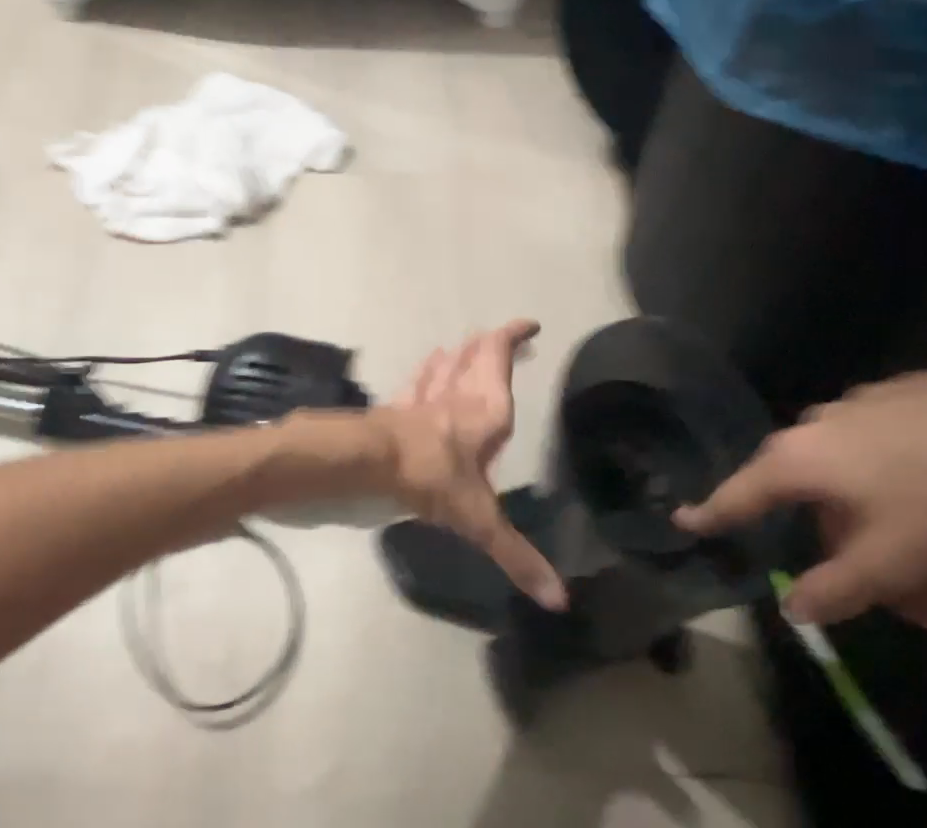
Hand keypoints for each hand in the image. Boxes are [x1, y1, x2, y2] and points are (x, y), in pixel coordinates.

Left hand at [369, 320, 567, 610]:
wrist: (367, 462)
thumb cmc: (431, 479)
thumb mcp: (479, 521)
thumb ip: (517, 556)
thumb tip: (560, 601)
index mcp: (484, 412)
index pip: (499, 359)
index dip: (512, 338)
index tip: (528, 326)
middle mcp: (455, 398)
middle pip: (472, 358)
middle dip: (487, 346)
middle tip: (497, 337)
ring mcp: (421, 401)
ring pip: (441, 367)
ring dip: (455, 357)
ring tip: (462, 349)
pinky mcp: (393, 411)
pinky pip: (411, 386)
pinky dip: (421, 376)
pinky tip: (421, 372)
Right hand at [673, 358, 926, 634]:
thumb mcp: (897, 558)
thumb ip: (837, 587)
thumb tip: (793, 610)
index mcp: (800, 459)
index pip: (740, 494)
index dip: (712, 513)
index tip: (682, 520)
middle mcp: (822, 426)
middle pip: (814, 500)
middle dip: (852, 558)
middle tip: (912, 607)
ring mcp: (870, 405)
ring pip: (860, 483)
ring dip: (890, 535)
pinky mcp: (918, 396)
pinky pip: (892, 456)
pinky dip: (911, 497)